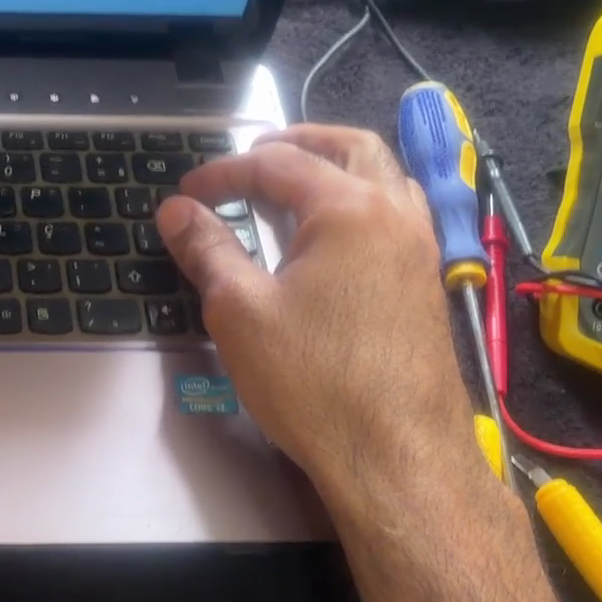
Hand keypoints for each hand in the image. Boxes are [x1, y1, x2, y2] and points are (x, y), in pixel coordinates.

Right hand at [156, 126, 486, 512]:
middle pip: (351, 147)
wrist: (396, 458)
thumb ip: (207, 248)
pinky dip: (357, 201)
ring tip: (291, 187)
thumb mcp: (239, 309)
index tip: (187, 192)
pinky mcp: (424, 285)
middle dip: (297, 143)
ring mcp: (419, 250)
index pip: (277, 166)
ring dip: (335, 167)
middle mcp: (394, 216)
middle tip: (251, 156)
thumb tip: (176, 210)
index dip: (224, 172)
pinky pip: (394, 215)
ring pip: (384, 177)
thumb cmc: (312, 380)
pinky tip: (330, 238)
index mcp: (349, 210)